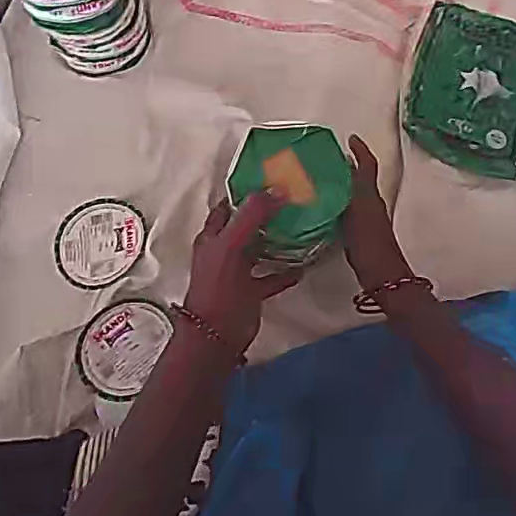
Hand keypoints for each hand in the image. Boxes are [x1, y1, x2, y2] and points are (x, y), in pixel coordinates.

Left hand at [185, 192, 302, 355]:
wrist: (217, 335)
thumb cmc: (219, 286)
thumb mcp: (231, 245)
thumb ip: (252, 216)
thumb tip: (277, 190)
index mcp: (213, 237)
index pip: (227, 207)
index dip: (244, 193)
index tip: (270, 180)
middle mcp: (224, 251)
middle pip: (245, 226)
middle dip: (265, 214)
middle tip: (292, 201)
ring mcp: (237, 271)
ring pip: (259, 250)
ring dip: (277, 240)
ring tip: (301, 227)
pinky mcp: (250, 291)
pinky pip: (271, 276)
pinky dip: (285, 271)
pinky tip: (302, 266)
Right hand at [341, 135, 421, 301]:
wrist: (385, 280)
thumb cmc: (370, 249)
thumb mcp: (357, 217)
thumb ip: (351, 194)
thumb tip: (343, 171)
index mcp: (370, 198)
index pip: (368, 167)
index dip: (361, 151)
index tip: (350, 139)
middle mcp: (372, 205)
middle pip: (362, 178)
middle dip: (348, 165)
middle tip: (327, 158)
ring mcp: (370, 220)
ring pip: (357, 192)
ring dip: (344, 183)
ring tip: (322, 179)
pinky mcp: (365, 233)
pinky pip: (352, 207)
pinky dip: (342, 200)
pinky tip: (327, 208)